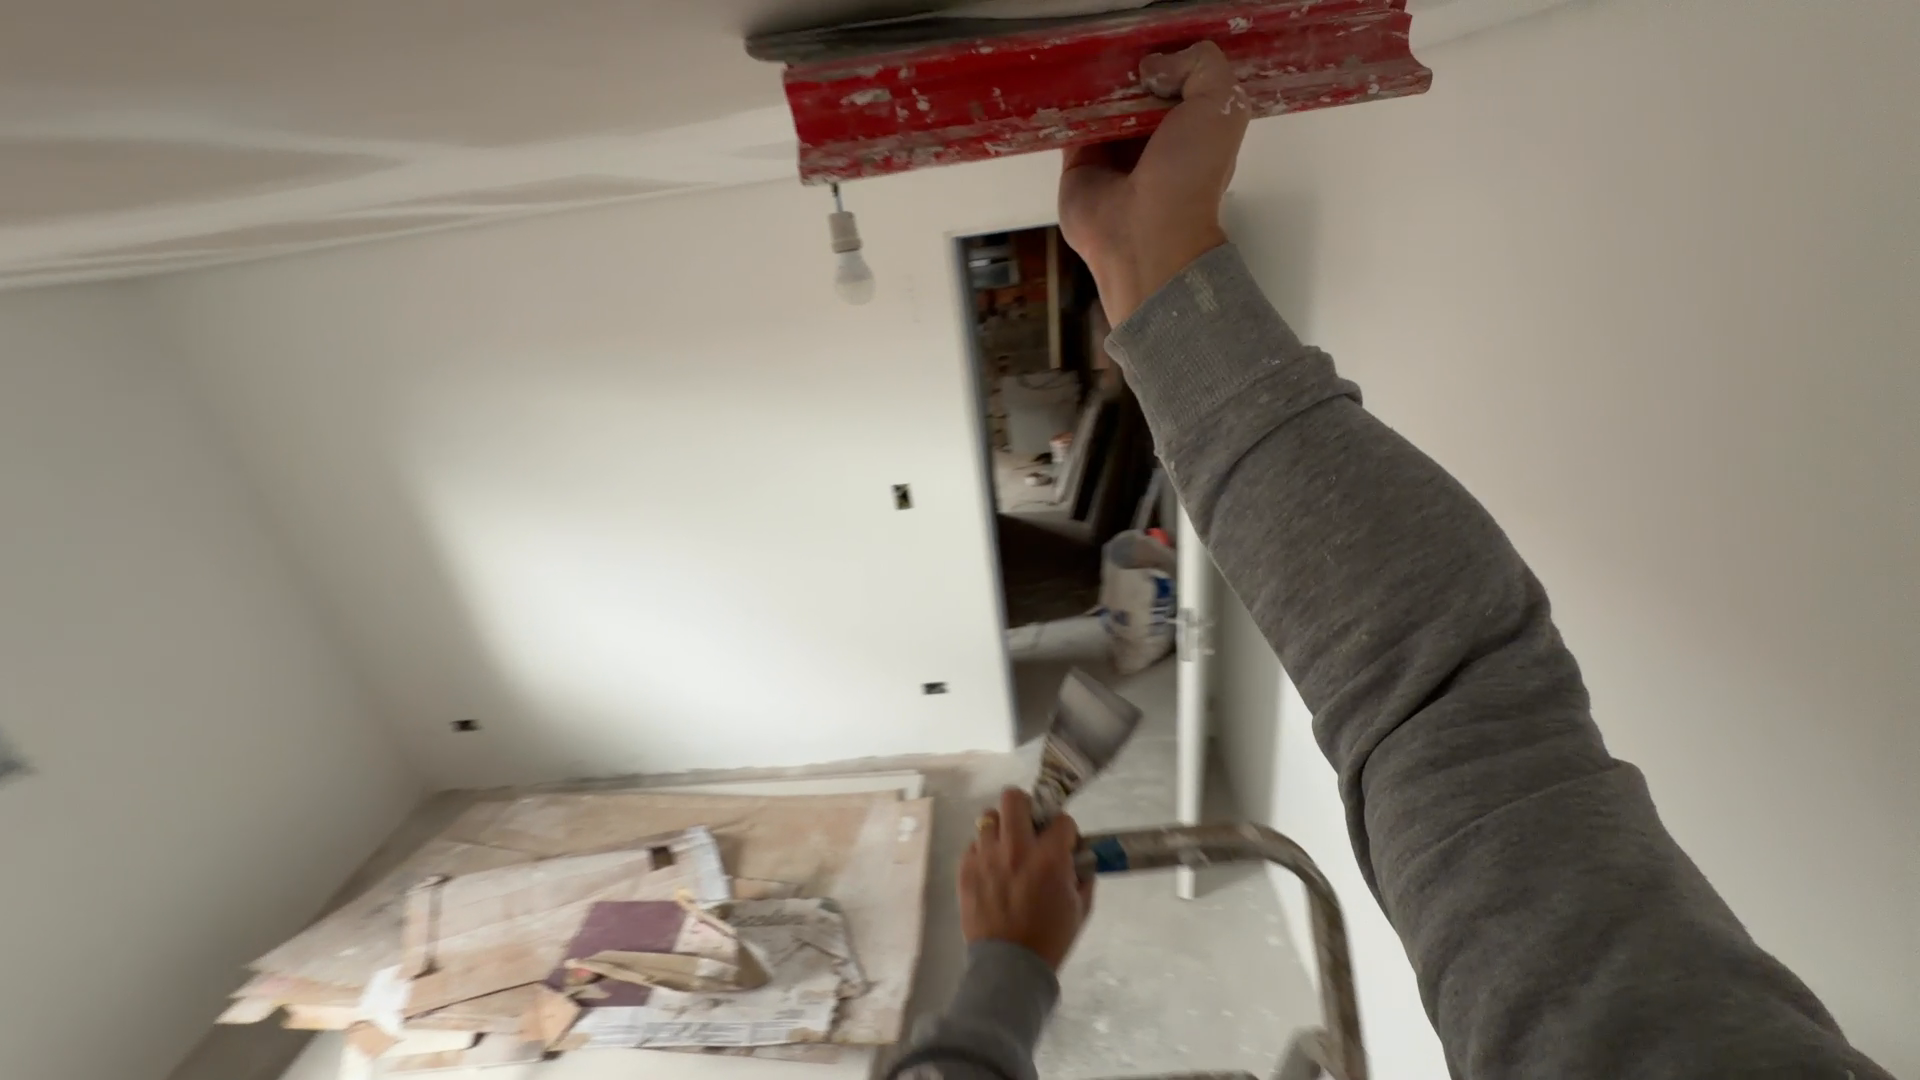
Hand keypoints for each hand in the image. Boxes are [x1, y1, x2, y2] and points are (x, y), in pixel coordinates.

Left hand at [959, 788, 1094, 970]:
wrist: (1009, 967)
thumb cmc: (1050, 939)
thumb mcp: (1080, 908)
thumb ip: (1083, 876)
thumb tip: (1079, 857)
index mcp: (1049, 857)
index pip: (1061, 819)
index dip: (1065, 830)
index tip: (1064, 842)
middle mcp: (1016, 848)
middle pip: (1014, 798)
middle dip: (1026, 806)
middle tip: (1029, 825)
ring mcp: (987, 856)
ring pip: (989, 817)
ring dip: (1001, 829)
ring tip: (1006, 847)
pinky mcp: (966, 868)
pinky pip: (974, 844)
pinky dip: (984, 851)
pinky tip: (991, 869)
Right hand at [1058, 41, 1251, 323]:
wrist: (1146, 237)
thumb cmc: (1189, 178)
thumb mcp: (1221, 106)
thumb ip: (1202, 65)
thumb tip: (1152, 66)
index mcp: (1190, 131)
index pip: (1177, 82)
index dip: (1168, 59)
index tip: (1157, 48)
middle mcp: (1151, 143)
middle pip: (1136, 90)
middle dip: (1130, 69)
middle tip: (1124, 55)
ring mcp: (1112, 156)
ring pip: (1102, 105)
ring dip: (1099, 86)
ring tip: (1097, 67)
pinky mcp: (1078, 166)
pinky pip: (1070, 127)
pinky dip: (1069, 108)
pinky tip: (1073, 90)